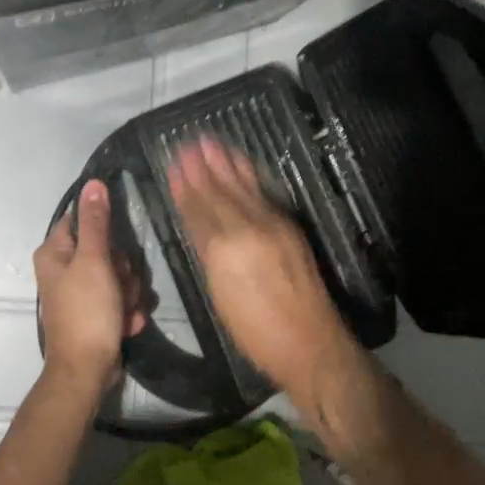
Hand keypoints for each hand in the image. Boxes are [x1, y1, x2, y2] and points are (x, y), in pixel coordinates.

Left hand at [36, 179, 146, 398]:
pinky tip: (126, 324)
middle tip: (120, 285)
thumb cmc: (87, 312)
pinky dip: (127, 311)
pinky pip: (120, 299)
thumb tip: (93, 183)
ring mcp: (80, 292)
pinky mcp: (96, 312)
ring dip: (130, 292)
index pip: (84, 219)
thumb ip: (96, 222)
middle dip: (123, 270)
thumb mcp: (94, 261)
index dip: (106, 230)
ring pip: (119, 275)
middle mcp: (64, 268)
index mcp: (55, 252)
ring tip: (124, 310)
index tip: (117, 244)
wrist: (87, 372)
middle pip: (108, 250)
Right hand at [168, 136, 356, 403]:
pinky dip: (249, 176)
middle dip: (203, 168)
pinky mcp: (289, 228)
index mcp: (223, 250)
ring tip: (211, 142)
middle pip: (219, 193)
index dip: (185, 188)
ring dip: (226, 164)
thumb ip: (209, 254)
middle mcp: (247, 229)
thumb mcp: (220, 295)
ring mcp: (271, 225)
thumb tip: (199, 226)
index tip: (174, 165)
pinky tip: (241, 166)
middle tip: (189, 143)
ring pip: (243, 187)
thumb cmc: (255, 332)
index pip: (198, 211)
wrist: (309, 343)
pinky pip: (262, 194)